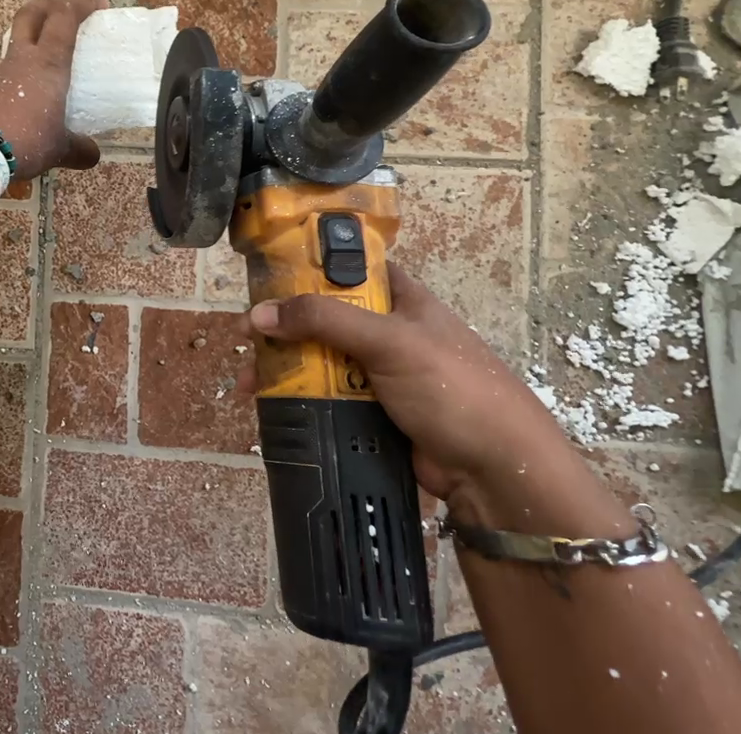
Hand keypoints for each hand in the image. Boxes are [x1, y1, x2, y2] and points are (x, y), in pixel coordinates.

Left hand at [0, 0, 106, 179]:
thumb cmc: (22, 142)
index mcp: (47, 64)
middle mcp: (18, 61)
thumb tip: (92, 156)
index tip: (98, 2)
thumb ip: (77, 150)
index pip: (64, 17)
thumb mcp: (56, 149)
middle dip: (48, 6)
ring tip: (41, 84)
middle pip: (29, 15)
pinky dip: (9, 90)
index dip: (81, 2)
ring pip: (11, 52)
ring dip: (27, 56)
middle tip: (61, 15)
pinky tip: (14, 114)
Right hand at [243, 265, 581, 514]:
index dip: (308, 267)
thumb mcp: (390, 341)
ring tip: (247, 381)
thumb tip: (257, 315)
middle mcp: (386, 332)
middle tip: (245, 337)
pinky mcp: (366, 410)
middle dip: (280, 326)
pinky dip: (290, 397)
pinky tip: (264, 402)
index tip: (264, 278)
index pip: (350, 269)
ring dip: (277, 366)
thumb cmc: (454, 391)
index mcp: (402, 302)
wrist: (495, 473)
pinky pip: (318, 395)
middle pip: (319, 317)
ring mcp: (375, 373)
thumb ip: (324, 320)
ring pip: (313, 358)